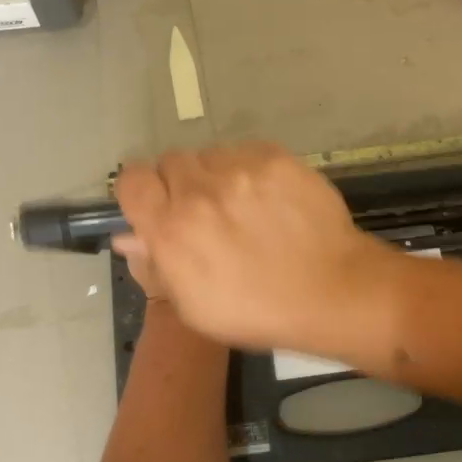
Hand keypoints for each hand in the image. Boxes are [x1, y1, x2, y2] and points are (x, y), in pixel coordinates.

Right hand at [113, 144, 387, 352]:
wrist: (331, 291)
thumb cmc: (257, 311)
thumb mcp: (192, 308)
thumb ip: (155, 267)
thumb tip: (129, 237)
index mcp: (171, 230)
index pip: (131, 180)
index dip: (139, 190)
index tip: (154, 204)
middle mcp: (199, 191)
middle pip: (169, 162)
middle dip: (179, 183)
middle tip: (203, 210)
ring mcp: (239, 169)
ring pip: (208, 154)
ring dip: (214, 174)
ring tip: (240, 203)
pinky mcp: (273, 156)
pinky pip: (244, 150)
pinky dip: (247, 169)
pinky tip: (266, 196)